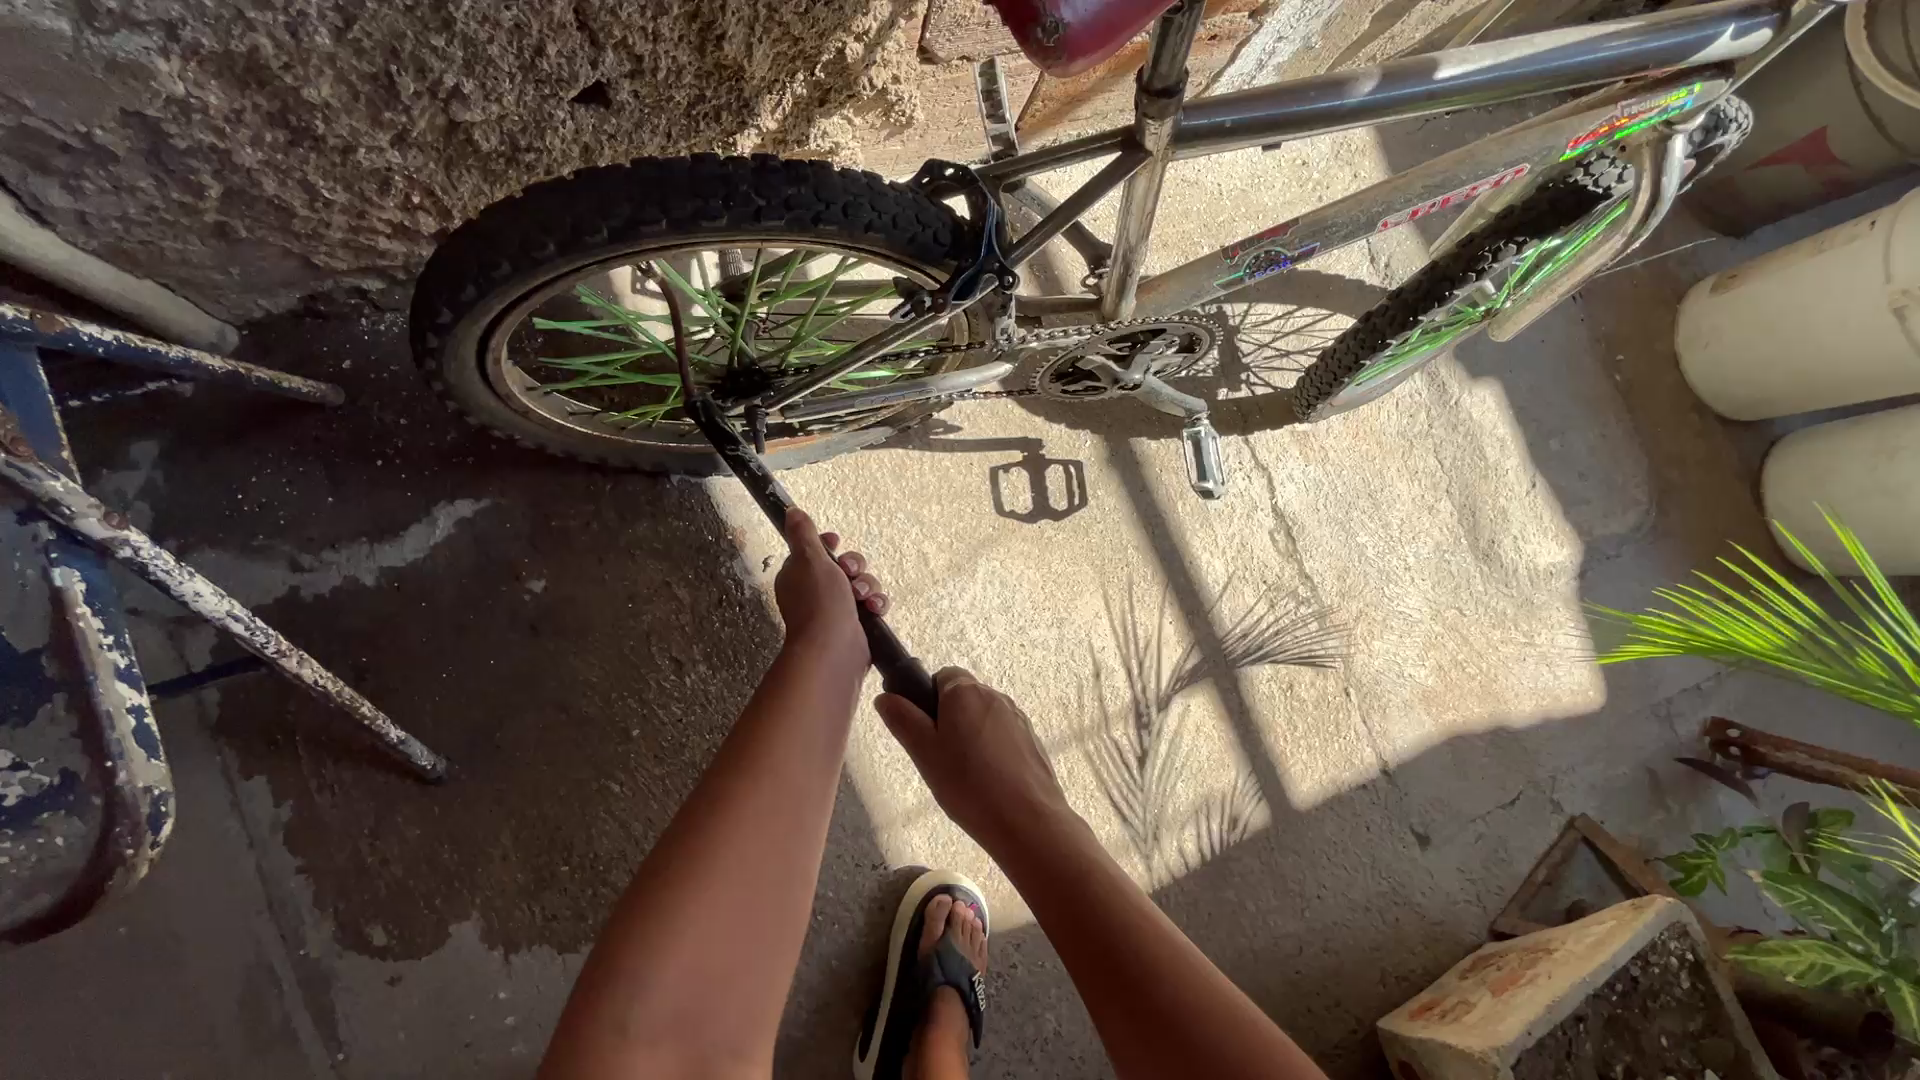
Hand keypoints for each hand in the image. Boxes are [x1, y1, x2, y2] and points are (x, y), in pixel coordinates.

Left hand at [774, 508, 888, 662]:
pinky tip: (875, 609)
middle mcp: (817, 591)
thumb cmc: (818, 601)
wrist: (833, 648)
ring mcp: (837, 609)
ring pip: (862, 584)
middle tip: (851, 572)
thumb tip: (791, 512)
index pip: (814, 551)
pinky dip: (877, 604)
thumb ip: (803, 534)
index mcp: (799, 575)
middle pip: (844, 565)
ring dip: (868, 586)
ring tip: (863, 598)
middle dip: (854, 566)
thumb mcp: (809, 559)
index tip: (836, 542)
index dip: (828, 544)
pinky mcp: (857, 624)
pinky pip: (873, 605)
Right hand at [875, 667, 1074, 854]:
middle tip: (938, 757)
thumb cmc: (967, 783)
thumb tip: (885, 698)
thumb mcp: (923, 753)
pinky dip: (992, 751)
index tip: (924, 730)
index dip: (928, 698)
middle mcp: (995, 696)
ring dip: (971, 736)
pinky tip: (988, 783)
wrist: (1026, 820)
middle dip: (949, 719)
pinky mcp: (1033, 741)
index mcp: (965, 692)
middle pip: (964, 697)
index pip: (942, 676)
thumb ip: (902, 720)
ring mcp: (1018, 718)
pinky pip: (1003, 736)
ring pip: (984, 718)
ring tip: (964, 776)